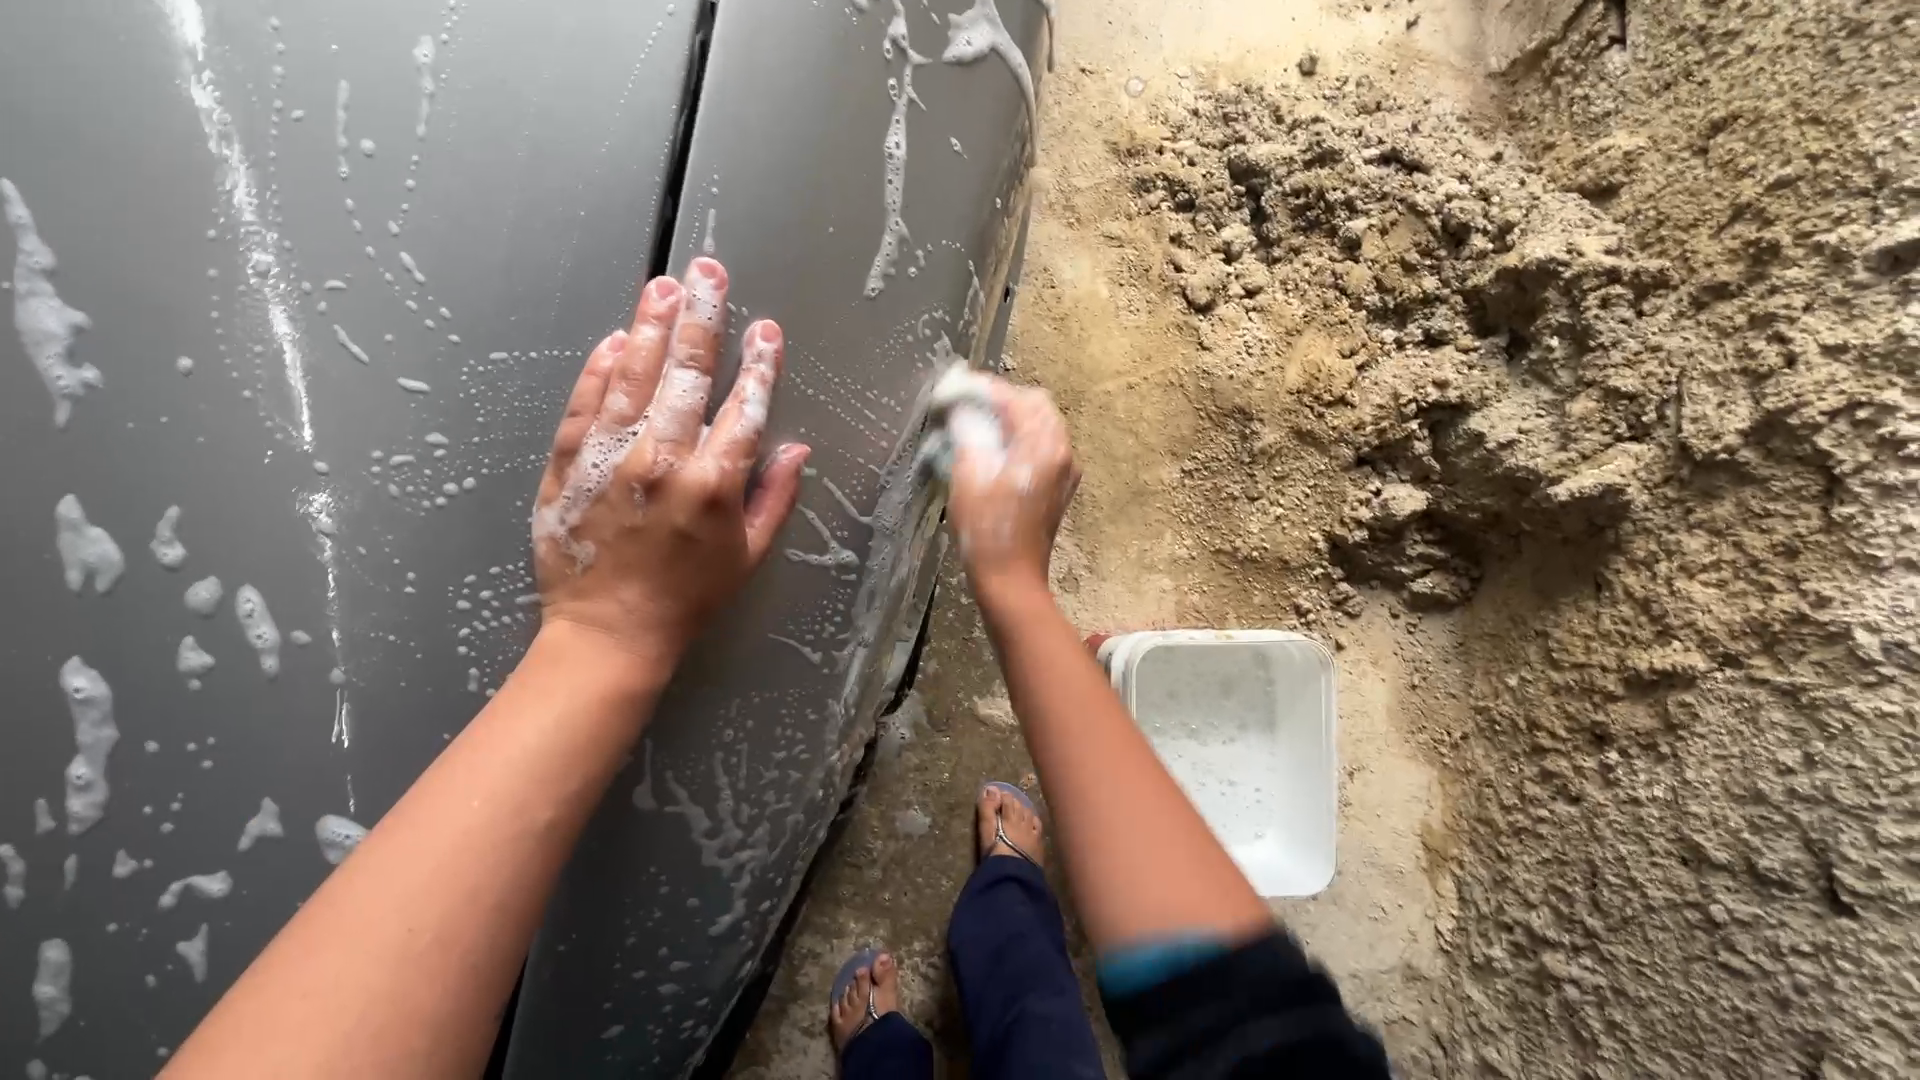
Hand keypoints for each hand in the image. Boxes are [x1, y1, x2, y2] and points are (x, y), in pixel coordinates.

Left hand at [531, 257, 808, 664]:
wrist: (609, 632)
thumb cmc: (687, 599)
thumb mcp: (748, 556)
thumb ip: (775, 497)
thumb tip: (798, 449)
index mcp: (714, 486)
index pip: (743, 409)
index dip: (759, 365)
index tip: (766, 331)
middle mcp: (663, 461)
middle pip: (687, 375)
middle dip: (702, 318)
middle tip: (707, 272)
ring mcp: (611, 458)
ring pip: (633, 376)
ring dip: (650, 326)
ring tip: (662, 286)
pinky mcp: (569, 464)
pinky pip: (585, 404)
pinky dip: (598, 369)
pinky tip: (613, 339)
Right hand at [942, 373, 1079, 592]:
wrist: (1011, 579)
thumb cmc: (987, 530)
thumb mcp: (969, 474)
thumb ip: (969, 431)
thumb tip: (964, 408)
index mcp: (1043, 446)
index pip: (1014, 399)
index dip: (982, 389)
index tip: (954, 387)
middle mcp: (1062, 453)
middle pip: (1035, 406)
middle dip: (1001, 399)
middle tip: (966, 403)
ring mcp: (1064, 472)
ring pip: (1041, 426)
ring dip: (1011, 417)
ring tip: (976, 423)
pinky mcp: (1058, 488)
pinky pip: (1042, 448)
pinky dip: (1019, 438)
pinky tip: (993, 449)